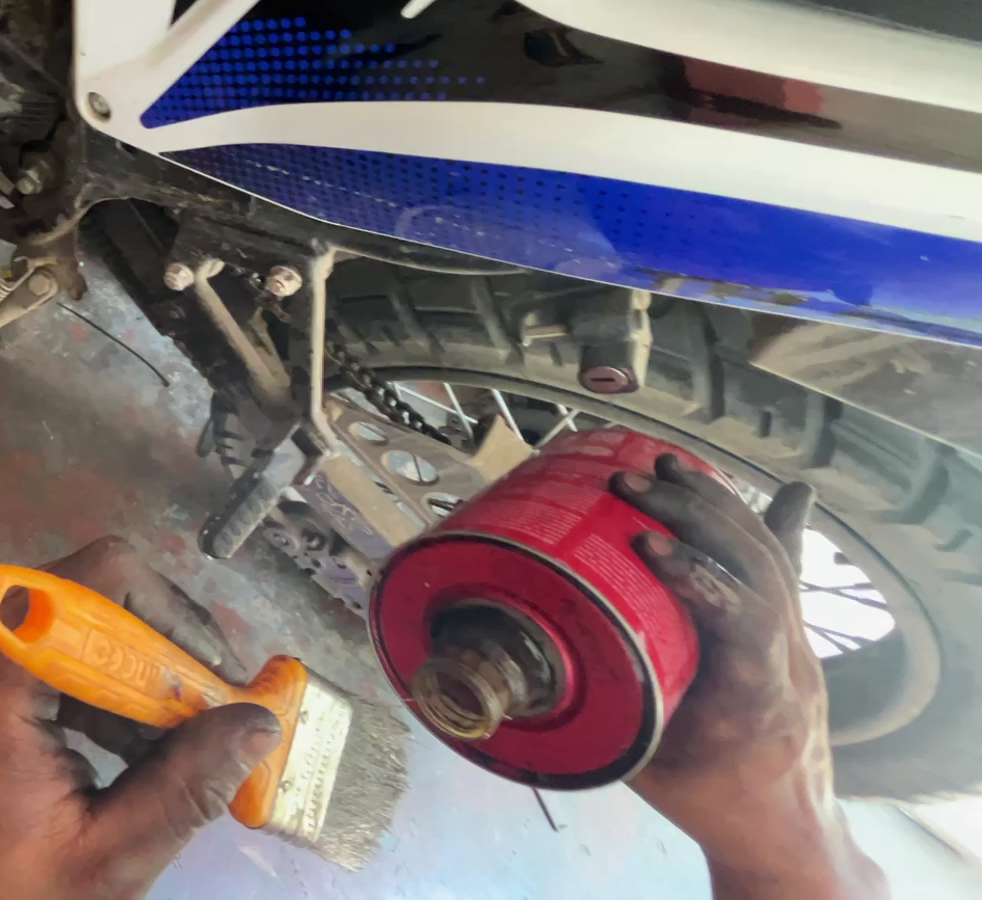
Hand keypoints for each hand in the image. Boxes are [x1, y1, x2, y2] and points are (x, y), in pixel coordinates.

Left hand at [0, 537, 281, 899]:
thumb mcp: (100, 856)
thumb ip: (184, 787)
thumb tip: (257, 724)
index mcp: (1, 657)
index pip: (112, 575)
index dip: (177, 619)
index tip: (215, 688)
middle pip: (102, 588)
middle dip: (162, 652)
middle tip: (203, 720)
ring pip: (82, 612)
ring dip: (133, 669)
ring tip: (167, 746)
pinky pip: (53, 634)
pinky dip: (97, 678)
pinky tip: (121, 744)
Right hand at [612, 455, 884, 898]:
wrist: (785, 831)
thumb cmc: (706, 796)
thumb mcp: (638, 760)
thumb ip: (580, 710)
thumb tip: (503, 678)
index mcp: (753, 692)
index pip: (742, 619)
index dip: (698, 575)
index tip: (642, 543)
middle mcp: (785, 657)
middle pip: (761, 567)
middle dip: (695, 514)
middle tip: (628, 483)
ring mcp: (794, 642)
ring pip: (774, 558)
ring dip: (718, 504)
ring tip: (666, 465)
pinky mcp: (788, 635)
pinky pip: (788, 570)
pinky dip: (776, 524)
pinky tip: (781, 490)